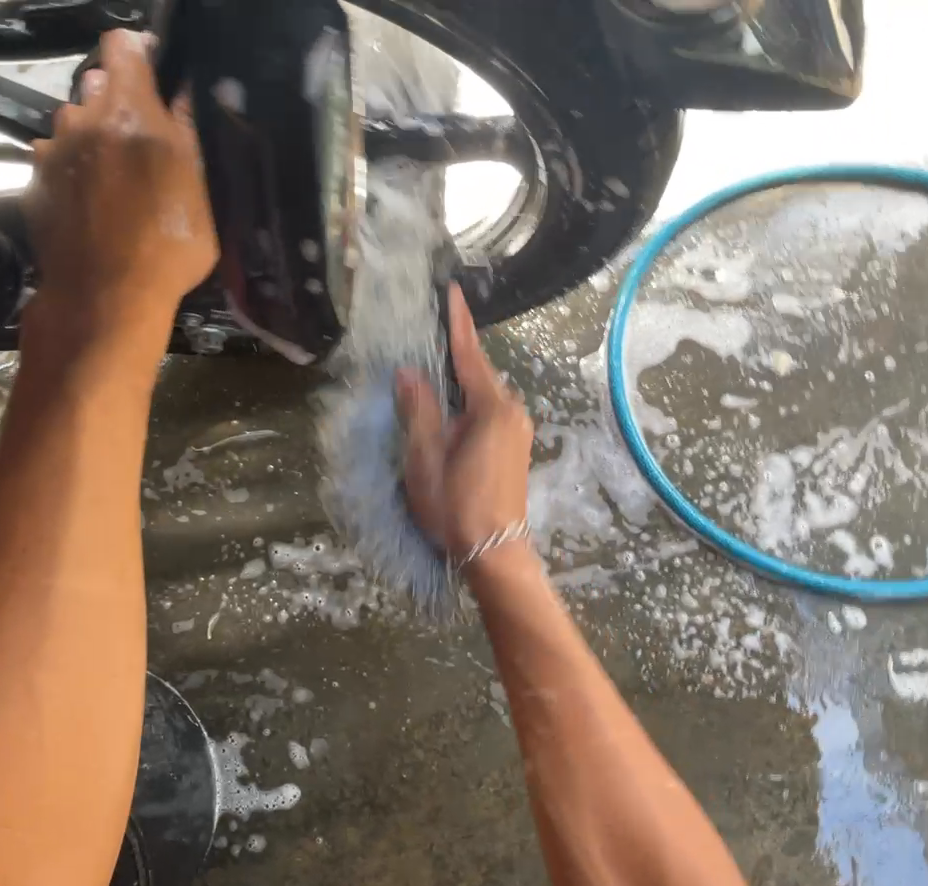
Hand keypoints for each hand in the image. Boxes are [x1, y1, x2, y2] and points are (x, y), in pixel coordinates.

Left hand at [24, 29, 217, 328]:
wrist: (106, 299)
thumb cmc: (166, 251)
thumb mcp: (202, 198)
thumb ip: (189, 140)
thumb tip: (184, 98)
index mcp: (131, 114)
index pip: (124, 47)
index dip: (142, 56)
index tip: (156, 77)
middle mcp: (84, 120)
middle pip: (99, 86)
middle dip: (121, 105)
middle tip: (146, 145)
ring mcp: (54, 152)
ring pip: (75, 125)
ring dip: (95, 139)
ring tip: (119, 182)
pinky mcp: (37, 183)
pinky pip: (57, 162)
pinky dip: (75, 173)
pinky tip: (95, 206)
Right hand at [396, 285, 535, 574]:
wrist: (495, 552)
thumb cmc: (458, 505)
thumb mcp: (427, 458)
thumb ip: (419, 411)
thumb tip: (409, 373)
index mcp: (492, 409)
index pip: (470, 356)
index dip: (458, 323)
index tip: (452, 291)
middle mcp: (513, 412)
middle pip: (478, 375)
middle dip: (455, 356)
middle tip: (431, 333)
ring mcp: (518, 432)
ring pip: (484, 397)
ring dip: (460, 385)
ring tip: (433, 372)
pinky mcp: (516, 449)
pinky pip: (489, 414)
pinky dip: (469, 405)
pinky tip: (451, 411)